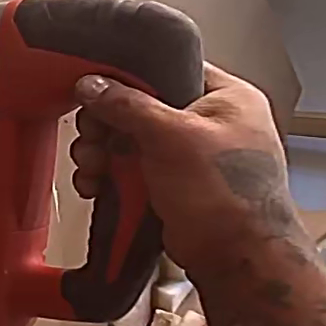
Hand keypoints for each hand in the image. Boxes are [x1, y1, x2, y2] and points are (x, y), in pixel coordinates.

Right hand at [69, 63, 305, 273]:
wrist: (235, 257)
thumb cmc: (223, 193)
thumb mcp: (170, 137)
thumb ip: (127, 105)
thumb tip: (90, 84)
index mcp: (224, 98)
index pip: (166, 68)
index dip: (127, 78)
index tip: (95, 91)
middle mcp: (204, 121)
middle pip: (135, 107)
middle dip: (104, 126)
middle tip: (92, 140)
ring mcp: (183, 153)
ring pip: (123, 139)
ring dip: (99, 154)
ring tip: (92, 170)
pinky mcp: (165, 180)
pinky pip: (124, 167)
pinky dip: (106, 175)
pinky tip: (95, 186)